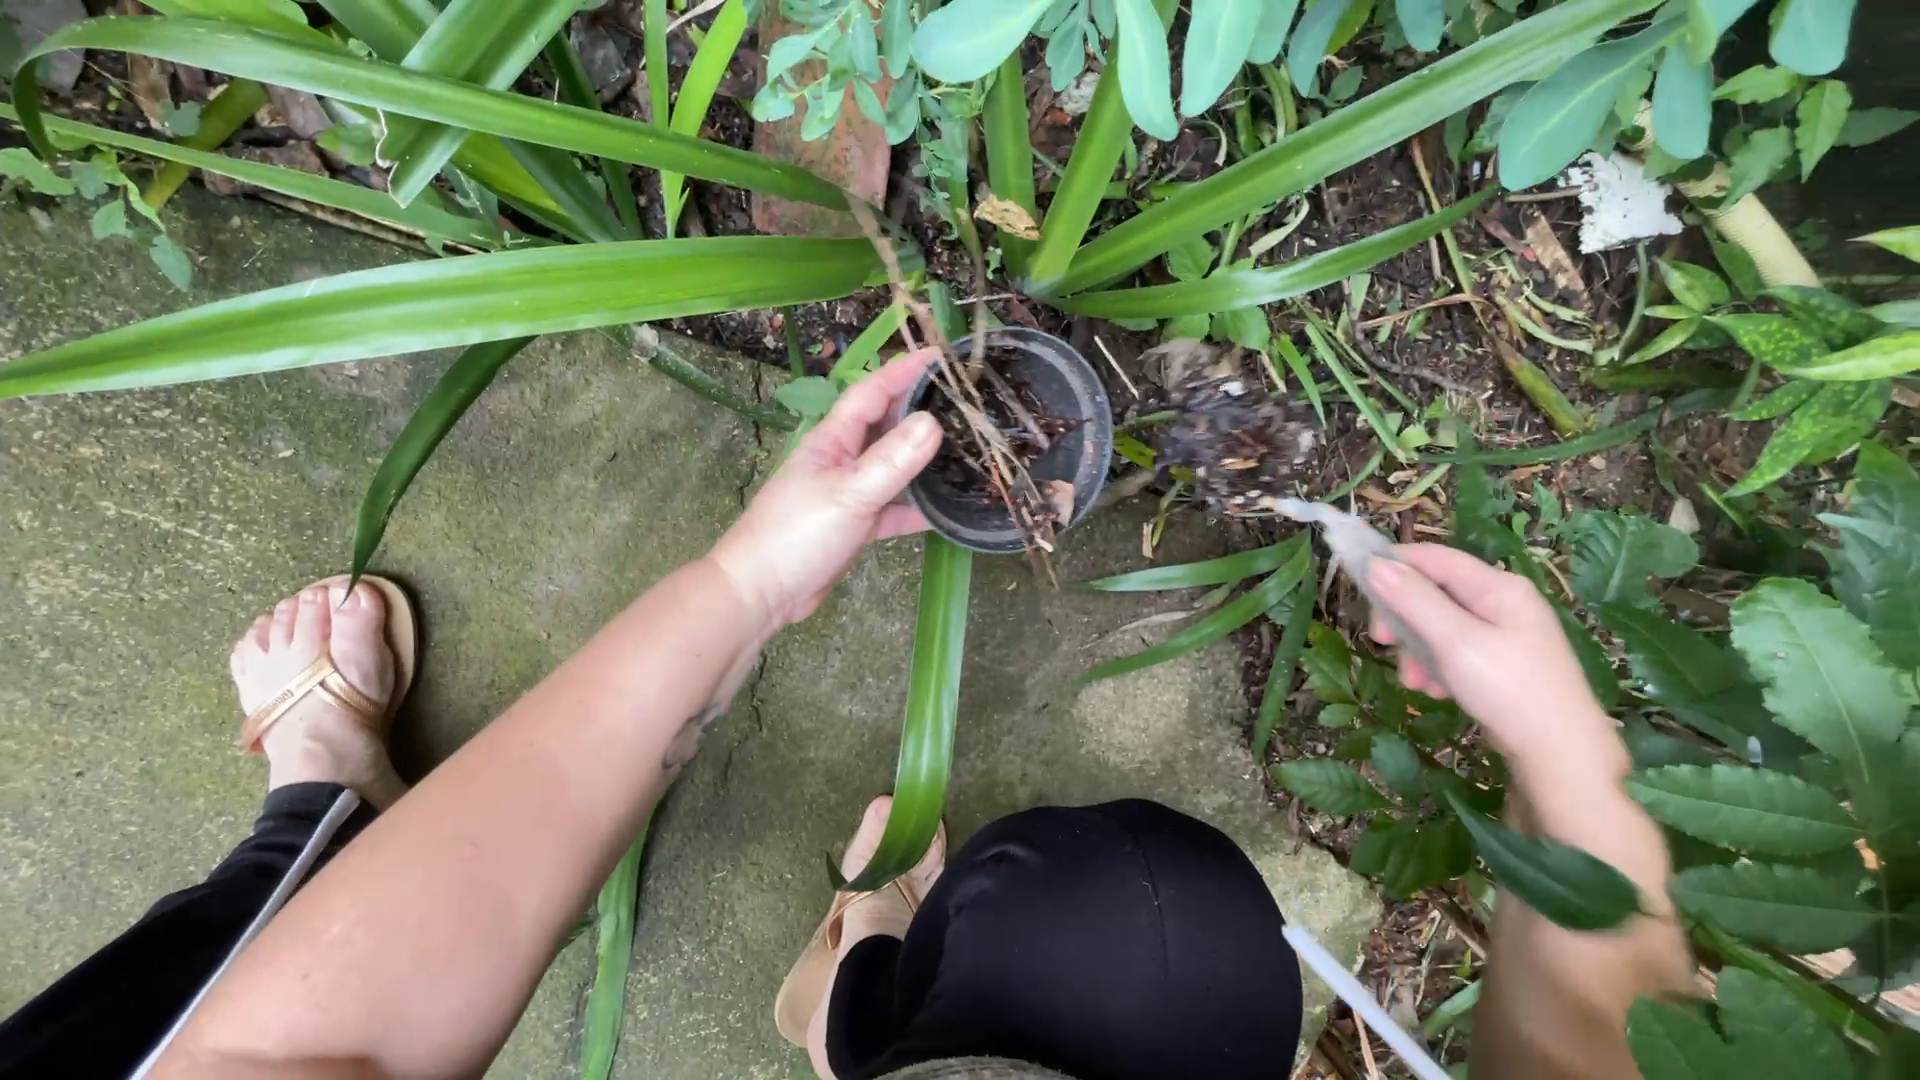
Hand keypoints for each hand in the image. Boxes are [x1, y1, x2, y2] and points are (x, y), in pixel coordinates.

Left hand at [708, 350, 942, 628]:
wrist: (762, 592)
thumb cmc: (797, 534)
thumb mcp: (850, 493)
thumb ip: (892, 460)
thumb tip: (934, 421)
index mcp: (833, 440)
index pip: (872, 392)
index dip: (903, 371)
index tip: (940, 356)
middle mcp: (842, 459)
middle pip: (886, 425)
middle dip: (920, 409)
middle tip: (964, 401)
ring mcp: (849, 493)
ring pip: (893, 467)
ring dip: (923, 459)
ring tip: (965, 449)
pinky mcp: (855, 526)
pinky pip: (893, 510)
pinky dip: (916, 509)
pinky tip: (945, 511)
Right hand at [1366, 544, 1615, 774]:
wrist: (1561, 753)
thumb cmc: (1508, 688)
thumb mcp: (1454, 640)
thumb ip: (1413, 599)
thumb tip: (1375, 564)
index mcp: (1497, 586)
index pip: (1433, 557)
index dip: (1393, 565)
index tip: (1360, 591)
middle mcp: (1502, 602)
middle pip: (1432, 592)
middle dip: (1402, 617)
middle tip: (1382, 643)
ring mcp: (1503, 633)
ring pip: (1438, 625)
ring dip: (1416, 649)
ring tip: (1414, 682)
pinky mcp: (1500, 661)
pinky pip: (1454, 650)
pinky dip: (1436, 666)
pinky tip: (1435, 690)